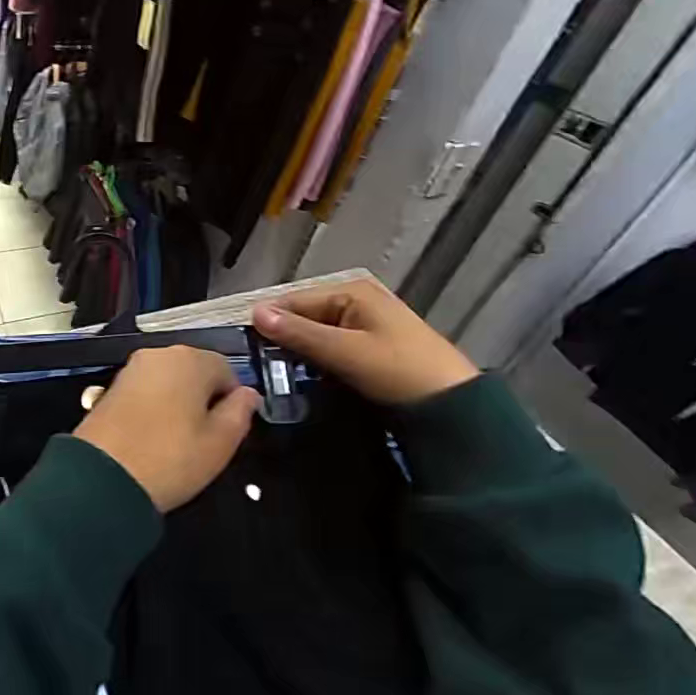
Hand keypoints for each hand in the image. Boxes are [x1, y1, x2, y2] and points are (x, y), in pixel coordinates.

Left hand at [74, 346, 260, 511]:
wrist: (98, 483)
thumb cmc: (169, 460)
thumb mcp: (220, 444)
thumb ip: (241, 413)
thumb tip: (248, 394)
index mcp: (192, 359)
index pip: (227, 370)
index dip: (232, 401)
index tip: (225, 431)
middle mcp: (161, 354)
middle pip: (196, 372)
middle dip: (203, 399)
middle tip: (202, 438)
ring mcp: (132, 369)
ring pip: (169, 382)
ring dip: (177, 403)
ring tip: (174, 442)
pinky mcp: (109, 388)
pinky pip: (145, 392)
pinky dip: (153, 409)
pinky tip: (150, 439)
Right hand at [251, 279, 478, 405]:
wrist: (452, 404)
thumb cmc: (398, 370)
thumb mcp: (346, 351)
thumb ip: (301, 333)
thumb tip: (255, 312)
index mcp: (352, 291)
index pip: (296, 300)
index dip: (270, 322)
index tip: (243, 350)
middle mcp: (358, 300)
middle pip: (307, 315)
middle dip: (285, 338)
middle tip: (258, 369)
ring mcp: (367, 323)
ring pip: (319, 333)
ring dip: (301, 352)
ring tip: (275, 377)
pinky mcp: (373, 347)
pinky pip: (335, 347)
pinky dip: (320, 360)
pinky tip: (306, 379)